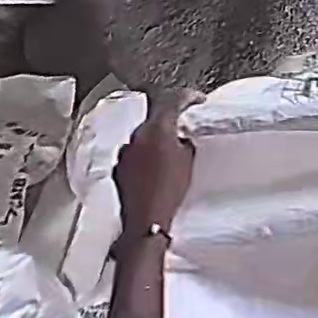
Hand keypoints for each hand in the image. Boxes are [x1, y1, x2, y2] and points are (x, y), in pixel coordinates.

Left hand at [114, 88, 199, 244]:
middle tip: (185, 123)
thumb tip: (181, 136)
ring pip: (144, 133)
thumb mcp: (187, 160)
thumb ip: (184, 141)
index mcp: (158, 128)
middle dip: (171, 117)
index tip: (198, 99)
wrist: (145, 221)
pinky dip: (146, 150)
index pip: (174, 100)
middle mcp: (138, 134)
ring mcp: (125, 149)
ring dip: (157, 135)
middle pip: (157, 115)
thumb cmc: (170, 190)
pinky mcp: (119, 165)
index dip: (189, 97)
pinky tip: (154, 162)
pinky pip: (135, 149)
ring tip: (170, 145)